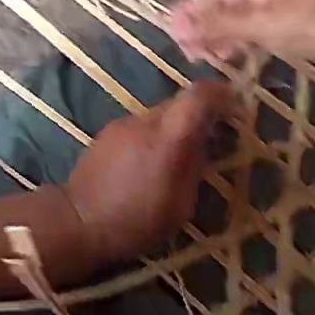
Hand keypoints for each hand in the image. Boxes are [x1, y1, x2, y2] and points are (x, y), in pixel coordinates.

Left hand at [62, 81, 231, 263]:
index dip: (220, 93)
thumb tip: (205, 144)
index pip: (197, 96)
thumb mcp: (180, 206)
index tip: (235, 102)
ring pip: (160, 113)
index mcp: (167, 138)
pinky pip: (141, 123)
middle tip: (215, 133)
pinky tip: (153, 158)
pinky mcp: (109, 130)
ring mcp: (124, 122)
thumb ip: (195, 167)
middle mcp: (145, 121)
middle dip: (199, 112)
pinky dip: (155, 132)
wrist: (78, 219)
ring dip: (176, 124)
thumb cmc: (135, 221)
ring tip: (183, 152)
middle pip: (179, 101)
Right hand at [161, 0, 314, 66]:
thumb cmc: (311, 21)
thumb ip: (217, 26)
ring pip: (233, 12)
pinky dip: (235, 37)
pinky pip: (250, 24)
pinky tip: (226, 55)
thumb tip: (177, 26)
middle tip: (177, 37)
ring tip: (199, 54)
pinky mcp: (288, 17)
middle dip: (197, 14)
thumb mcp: (259, 24)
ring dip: (215, 31)